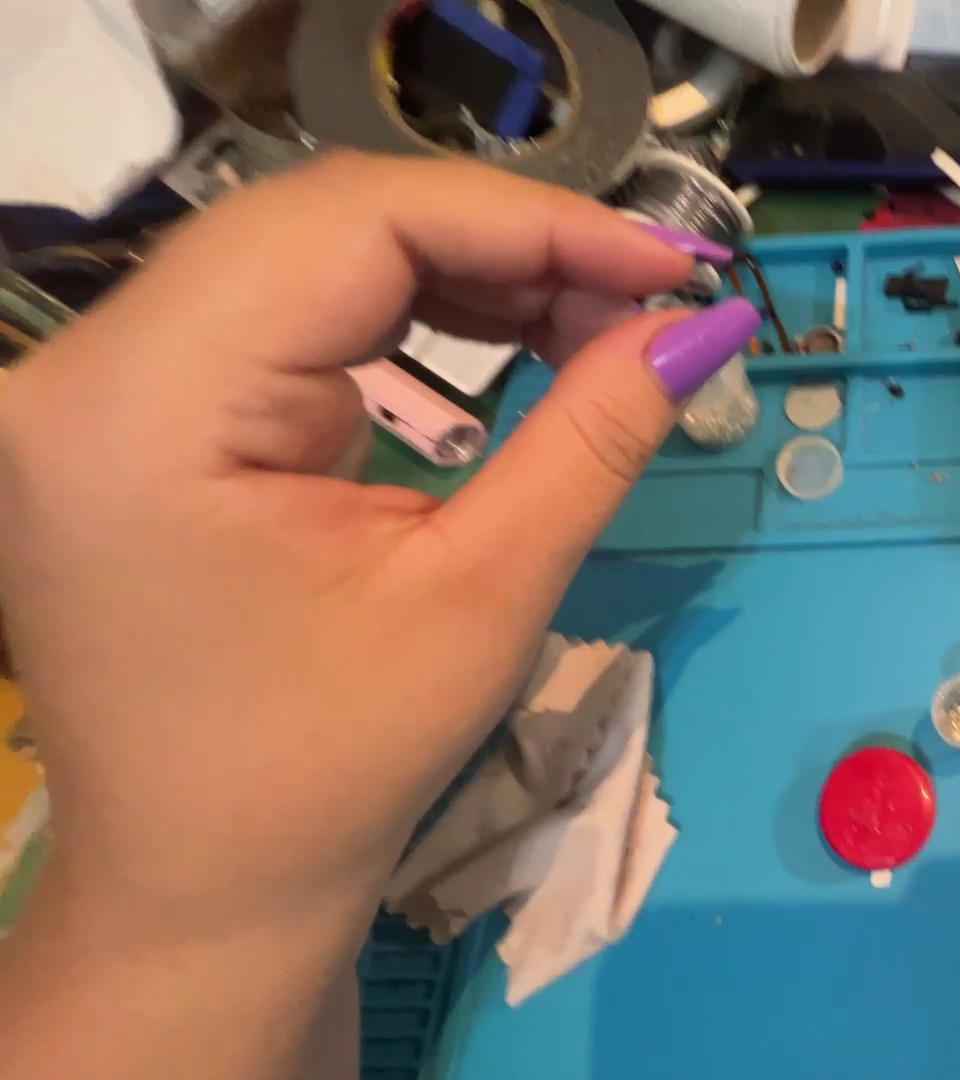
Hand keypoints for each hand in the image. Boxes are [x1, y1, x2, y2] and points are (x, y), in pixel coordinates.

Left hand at [0, 153, 759, 1072]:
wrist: (227, 863)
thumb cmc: (350, 750)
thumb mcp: (496, 587)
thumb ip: (598, 440)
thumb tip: (699, 335)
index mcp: (149, 406)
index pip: (357, 223)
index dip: (535, 224)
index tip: (668, 267)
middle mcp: (106, 362)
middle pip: (347, 224)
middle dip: (528, 249)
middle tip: (656, 303)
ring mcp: (135, 381)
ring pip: (345, 258)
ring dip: (499, 280)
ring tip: (611, 331)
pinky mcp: (182, 410)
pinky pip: (334, 315)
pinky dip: (453, 319)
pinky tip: (533, 347)